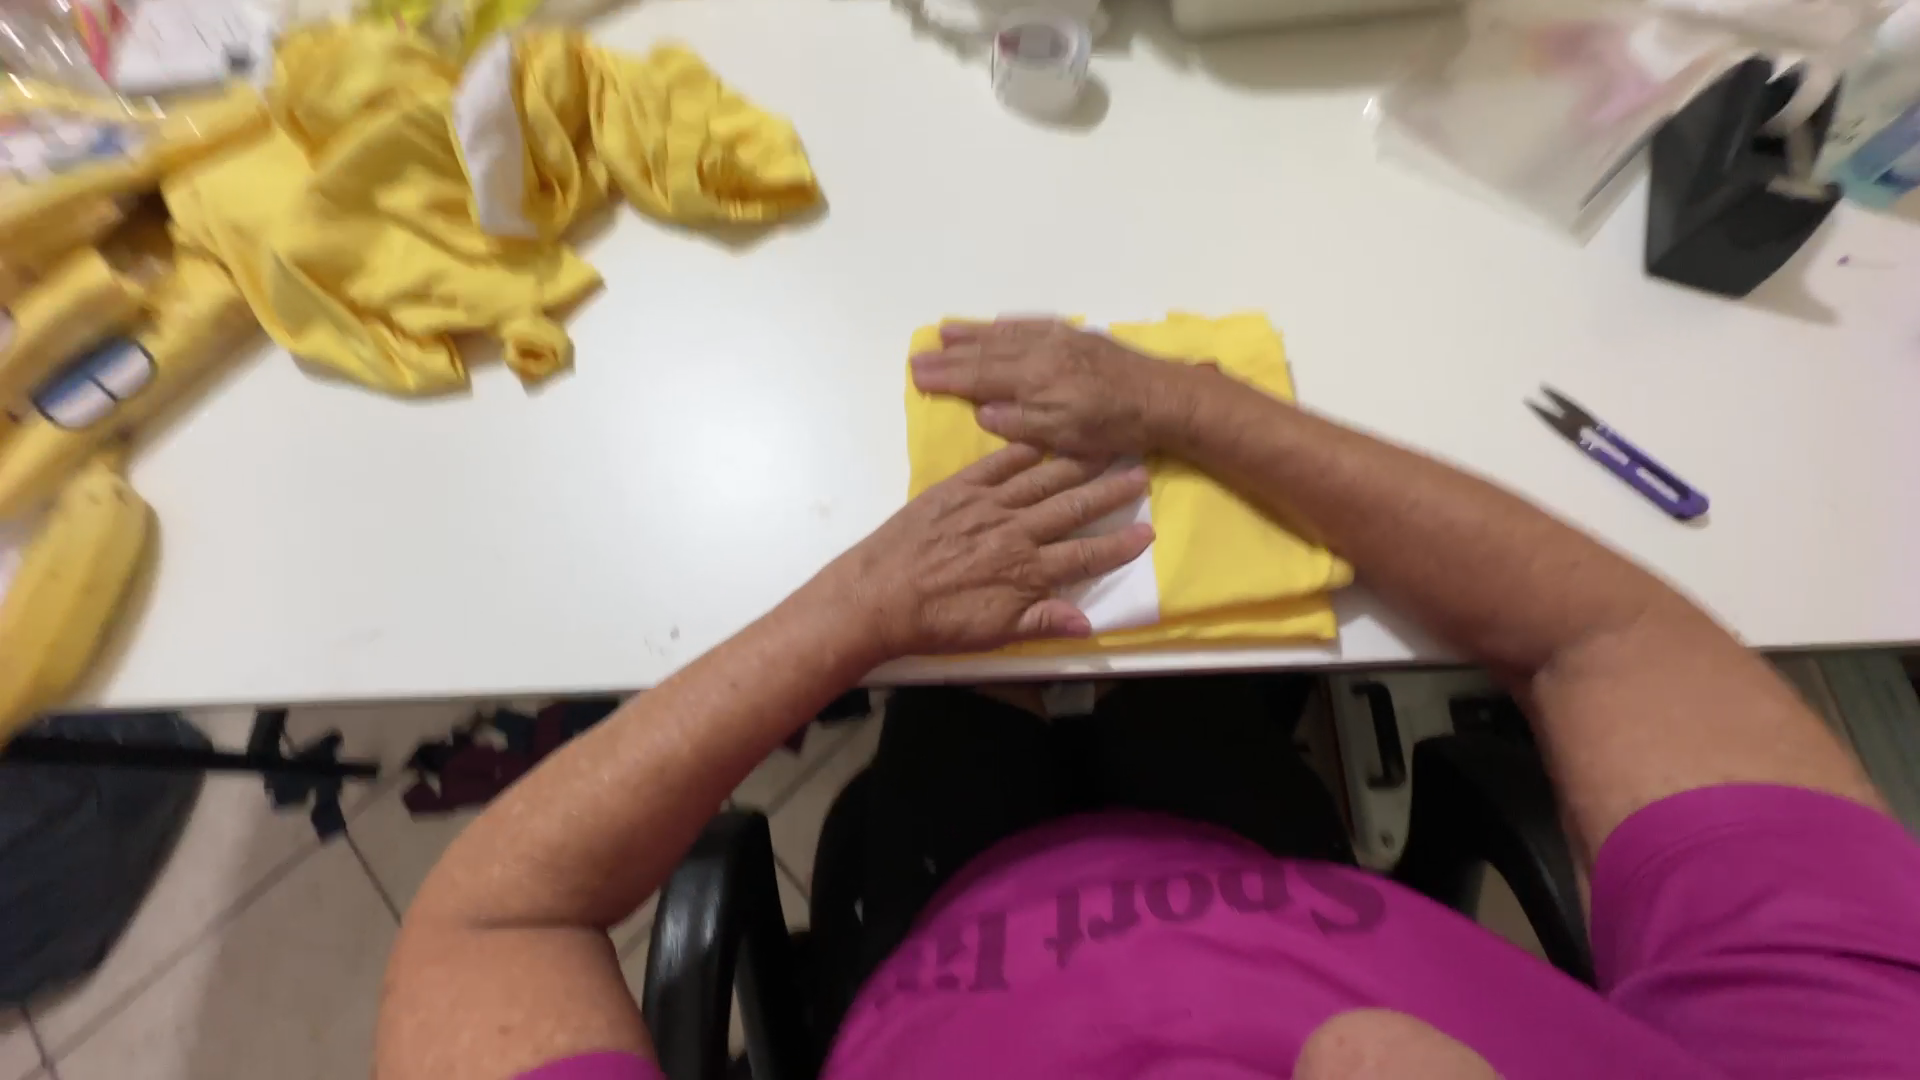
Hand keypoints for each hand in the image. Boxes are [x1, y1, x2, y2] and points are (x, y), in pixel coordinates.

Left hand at [822, 444, 1154, 656]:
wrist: (879, 596)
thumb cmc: (936, 622)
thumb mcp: (993, 634)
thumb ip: (1041, 622)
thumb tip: (1088, 621)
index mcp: (1028, 570)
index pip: (1086, 555)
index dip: (1119, 545)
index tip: (1147, 531)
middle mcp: (1016, 531)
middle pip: (1073, 509)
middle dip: (1110, 493)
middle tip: (1140, 474)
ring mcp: (987, 505)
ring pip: (1042, 480)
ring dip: (1076, 466)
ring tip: (1103, 450)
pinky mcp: (958, 489)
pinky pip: (997, 465)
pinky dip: (1020, 452)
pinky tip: (1040, 441)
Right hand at [909, 320, 1187, 456]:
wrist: (1162, 398)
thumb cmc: (1111, 426)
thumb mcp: (1064, 436)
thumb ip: (1020, 422)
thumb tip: (983, 410)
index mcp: (1033, 379)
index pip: (978, 376)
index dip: (946, 376)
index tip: (917, 375)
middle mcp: (1040, 351)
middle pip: (985, 351)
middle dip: (949, 354)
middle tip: (919, 354)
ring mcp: (1059, 339)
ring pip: (1005, 334)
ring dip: (973, 333)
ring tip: (944, 331)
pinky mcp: (1076, 336)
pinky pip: (1032, 325)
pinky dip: (1008, 325)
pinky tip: (997, 325)